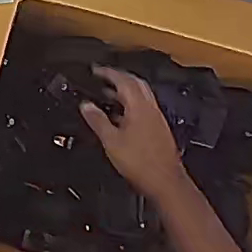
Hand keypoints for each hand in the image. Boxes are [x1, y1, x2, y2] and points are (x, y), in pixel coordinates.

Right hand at [80, 66, 191, 201]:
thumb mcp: (111, 141)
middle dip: (118, 78)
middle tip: (103, 78)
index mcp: (139, 106)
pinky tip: (121, 117)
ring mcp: (157, 119)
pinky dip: (131, 105)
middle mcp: (151, 109)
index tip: (96, 70)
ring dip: (125, 92)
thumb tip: (86, 106)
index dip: (108, 72)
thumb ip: (98, 120)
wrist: (164, 181)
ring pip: (141, 96)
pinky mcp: (159, 129)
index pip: (123, 80)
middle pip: (135, 83)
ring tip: (108, 95)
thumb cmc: (142, 164)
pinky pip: (144, 109)